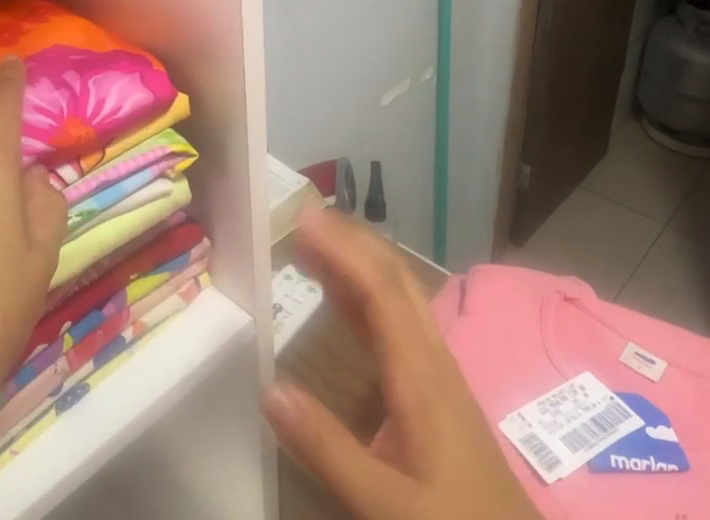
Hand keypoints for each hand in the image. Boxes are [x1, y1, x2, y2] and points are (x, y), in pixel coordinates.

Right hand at [265, 208, 541, 519]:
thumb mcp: (384, 502)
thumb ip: (328, 448)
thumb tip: (270, 389)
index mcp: (421, 376)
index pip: (381, 292)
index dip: (344, 250)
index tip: (306, 219)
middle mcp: (433, 359)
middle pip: (395, 280)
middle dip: (353, 241)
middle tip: (305, 218)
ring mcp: (440, 371)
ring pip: (402, 296)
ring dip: (360, 263)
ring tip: (316, 244)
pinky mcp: (439, 387)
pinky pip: (403, 321)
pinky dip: (369, 297)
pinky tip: (348, 302)